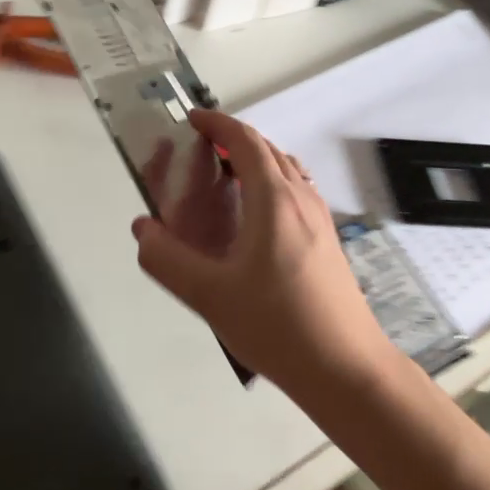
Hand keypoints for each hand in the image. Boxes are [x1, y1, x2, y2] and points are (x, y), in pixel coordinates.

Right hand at [134, 110, 391, 393]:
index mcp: (274, 199)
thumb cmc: (278, 326)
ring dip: (255, 161)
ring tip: (224, 180)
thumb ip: (166, 260)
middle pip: (267, 150)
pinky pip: (297, 191)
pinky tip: (254, 219)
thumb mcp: (209, 296)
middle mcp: (301, 198)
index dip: (217, 123)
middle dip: (232, 140)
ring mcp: (320, 219)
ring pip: (286, 170)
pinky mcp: (328, 241)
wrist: (347, 370)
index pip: (245, 140)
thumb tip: (142, 229)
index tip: (191, 120)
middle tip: (198, 152)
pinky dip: (271, 183)